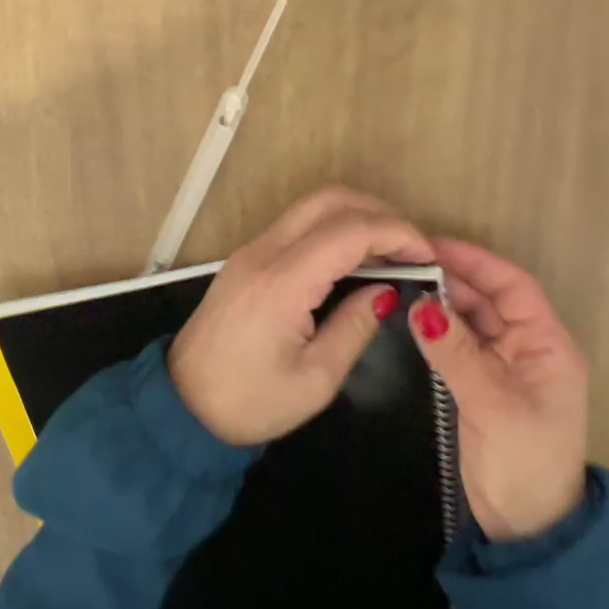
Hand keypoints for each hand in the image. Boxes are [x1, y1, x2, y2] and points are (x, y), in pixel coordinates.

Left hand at [170, 186, 435, 444]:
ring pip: (311, 207)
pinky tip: (354, 260)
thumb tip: (386, 292)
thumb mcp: (315, 379)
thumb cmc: (249, 403)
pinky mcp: (245, 262)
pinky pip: (296, 226)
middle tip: (412, 248)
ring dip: (356, 217)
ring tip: (390, 253)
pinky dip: (333, 229)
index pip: (349, 230)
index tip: (428, 257)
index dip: (396, 234)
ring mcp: (250, 253)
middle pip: (329, 200)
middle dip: (379, 214)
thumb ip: (355, 327)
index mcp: (282, 282)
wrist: (180, 408)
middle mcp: (263, 253)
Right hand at [408, 238, 589, 540]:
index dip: (477, 264)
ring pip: (472, 324)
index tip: (433, 246)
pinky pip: (460, 350)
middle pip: (490, 302)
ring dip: (443, 305)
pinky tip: (413, 322)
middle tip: (405, 263)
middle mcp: (528, 351)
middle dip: (453, 281)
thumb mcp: (492, 404)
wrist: (527, 528)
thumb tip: (420, 306)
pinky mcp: (482, 391)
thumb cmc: (525, 462)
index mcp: (547, 346)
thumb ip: (456, 353)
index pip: (513, 288)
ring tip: (402, 284)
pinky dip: (439, 334)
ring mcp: (504, 371)